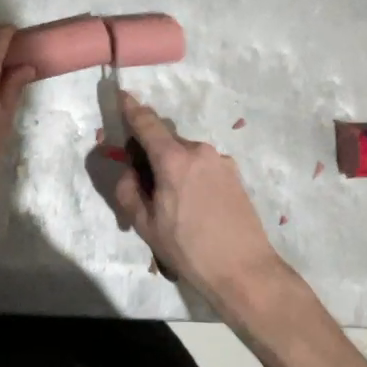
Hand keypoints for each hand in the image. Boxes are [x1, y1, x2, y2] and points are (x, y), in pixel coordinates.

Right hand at [115, 92, 287, 315]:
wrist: (246, 271)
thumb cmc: (190, 250)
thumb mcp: (146, 226)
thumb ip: (128, 192)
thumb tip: (129, 172)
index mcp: (174, 159)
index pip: (146, 123)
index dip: (131, 108)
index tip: (121, 94)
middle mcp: (199, 151)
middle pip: (166, 141)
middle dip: (151, 154)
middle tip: (145, 186)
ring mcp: (221, 161)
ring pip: (185, 155)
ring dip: (173, 168)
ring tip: (174, 205)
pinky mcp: (235, 174)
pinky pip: (203, 166)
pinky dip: (192, 176)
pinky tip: (196, 207)